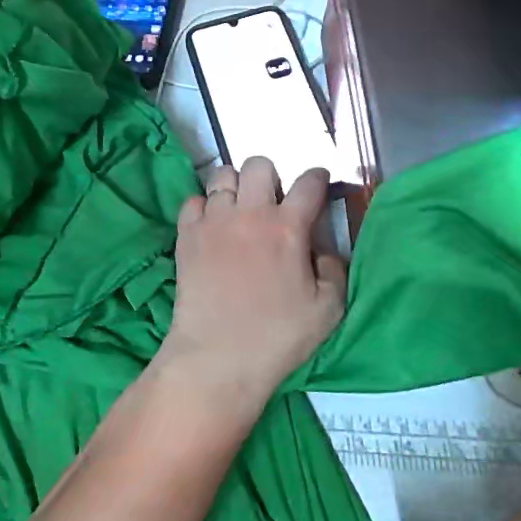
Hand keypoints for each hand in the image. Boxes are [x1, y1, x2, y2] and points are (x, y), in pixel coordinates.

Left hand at [159, 157, 346, 405]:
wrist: (218, 356)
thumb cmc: (278, 336)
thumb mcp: (328, 308)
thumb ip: (333, 269)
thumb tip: (321, 251)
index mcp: (288, 227)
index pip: (309, 182)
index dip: (318, 178)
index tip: (318, 185)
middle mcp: (250, 214)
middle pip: (259, 165)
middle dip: (271, 177)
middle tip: (273, 202)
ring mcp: (213, 222)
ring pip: (222, 176)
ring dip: (235, 187)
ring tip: (239, 209)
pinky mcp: (186, 236)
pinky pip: (193, 201)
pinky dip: (204, 207)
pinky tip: (212, 226)